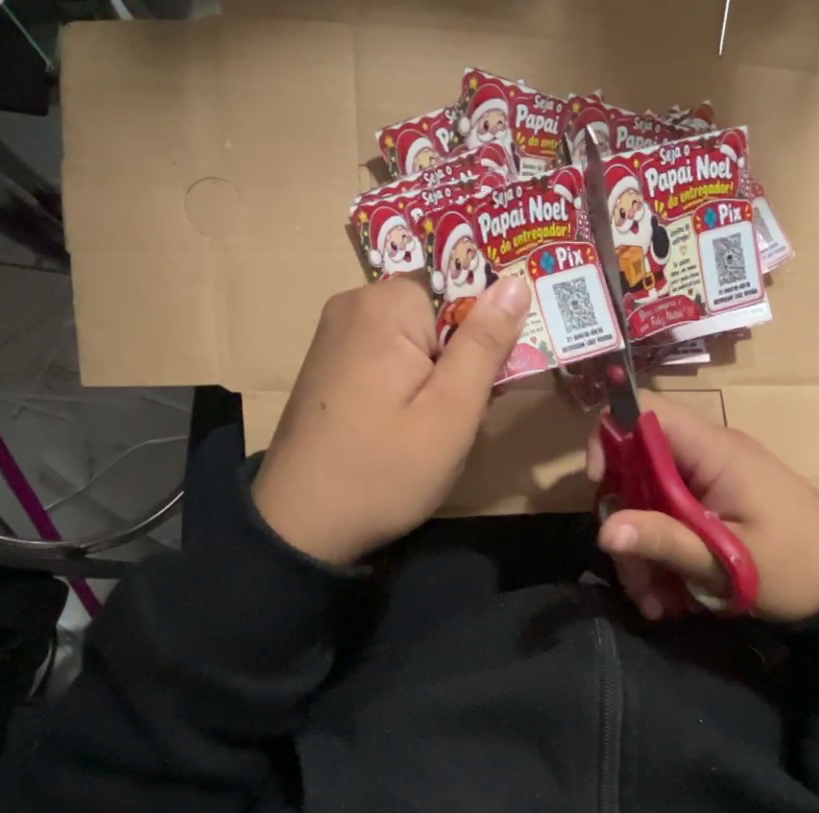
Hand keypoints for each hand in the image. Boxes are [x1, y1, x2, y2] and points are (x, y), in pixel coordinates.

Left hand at [252, 275, 529, 564]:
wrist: (301, 525)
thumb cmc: (385, 471)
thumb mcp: (451, 412)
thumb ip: (486, 344)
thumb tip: (517, 282)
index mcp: (384, 305)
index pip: (462, 288)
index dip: (487, 333)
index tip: (494, 380)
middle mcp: (353, 304)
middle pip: (438, 313)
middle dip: (462, 359)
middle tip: (465, 413)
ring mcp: (335, 335)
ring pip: (417, 339)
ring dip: (439, 377)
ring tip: (434, 426)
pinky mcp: (328, 365)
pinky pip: (389, 356)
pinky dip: (409, 385)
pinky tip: (405, 426)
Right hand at [588, 394, 818, 622]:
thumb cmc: (794, 567)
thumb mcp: (724, 562)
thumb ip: (664, 542)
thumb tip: (604, 530)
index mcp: (715, 452)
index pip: (647, 412)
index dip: (612, 438)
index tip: (600, 486)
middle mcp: (708, 456)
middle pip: (637, 468)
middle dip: (627, 523)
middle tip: (636, 579)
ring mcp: (711, 480)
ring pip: (648, 501)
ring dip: (643, 552)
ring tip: (657, 603)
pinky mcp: (713, 504)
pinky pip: (670, 518)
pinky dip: (663, 554)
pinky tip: (670, 597)